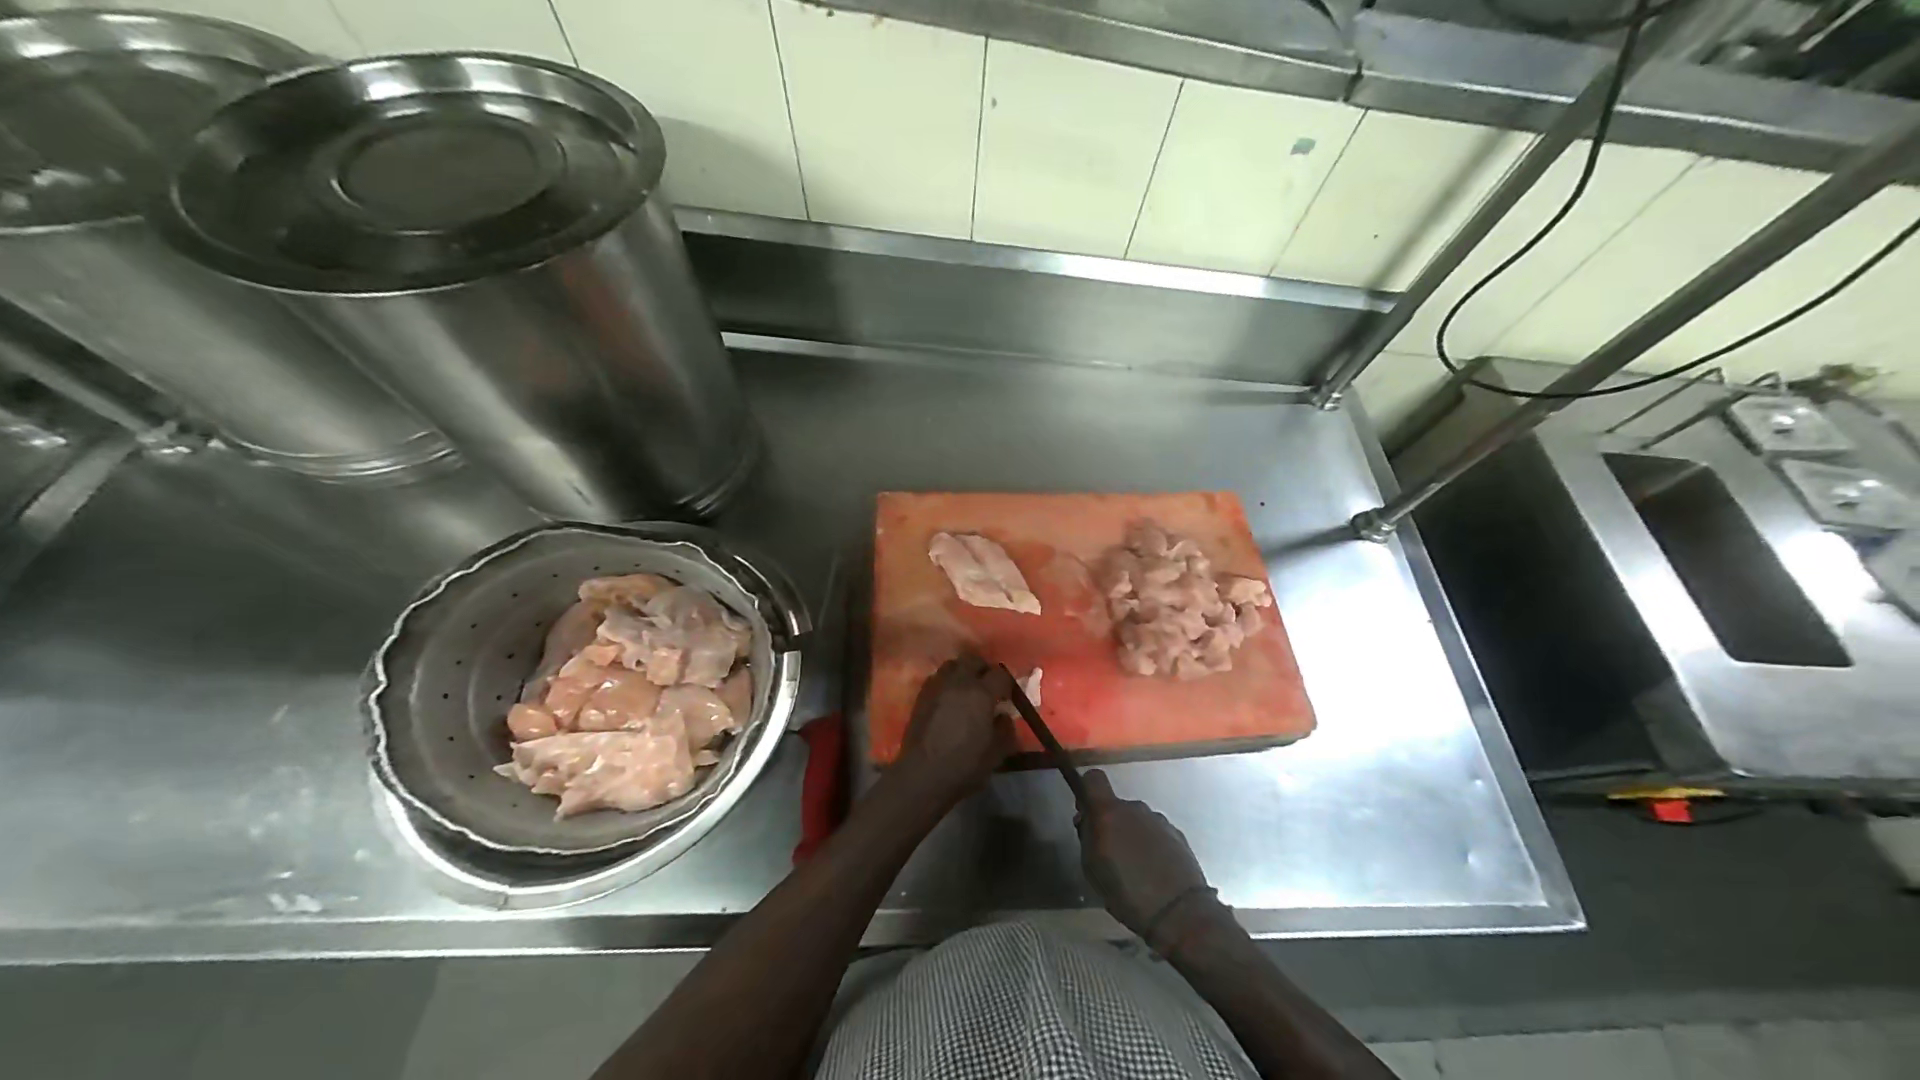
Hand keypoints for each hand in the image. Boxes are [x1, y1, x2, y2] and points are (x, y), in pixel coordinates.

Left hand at [891, 651, 1015, 808]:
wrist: (922, 775)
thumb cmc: (964, 765)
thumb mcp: (996, 753)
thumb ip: (1005, 730)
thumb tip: (1003, 716)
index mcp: (981, 694)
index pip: (1000, 674)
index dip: (1006, 683)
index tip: (1007, 696)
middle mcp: (958, 682)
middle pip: (973, 661)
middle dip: (983, 670)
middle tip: (988, 687)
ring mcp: (937, 687)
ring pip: (952, 665)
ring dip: (962, 673)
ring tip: (966, 690)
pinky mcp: (921, 696)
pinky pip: (936, 679)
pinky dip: (945, 683)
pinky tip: (948, 700)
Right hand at [1077, 770, 1220, 951]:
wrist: (1179, 912)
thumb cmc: (1126, 891)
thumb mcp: (1091, 868)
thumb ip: (1086, 837)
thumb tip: (1086, 819)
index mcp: (1109, 812)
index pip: (1093, 778)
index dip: (1087, 791)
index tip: (1086, 813)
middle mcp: (1135, 808)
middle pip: (1116, 806)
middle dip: (1111, 823)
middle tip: (1109, 854)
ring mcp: (1159, 820)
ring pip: (1136, 820)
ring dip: (1132, 835)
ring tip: (1134, 869)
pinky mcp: (1177, 835)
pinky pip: (1155, 833)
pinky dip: (1151, 846)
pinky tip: (1154, 872)